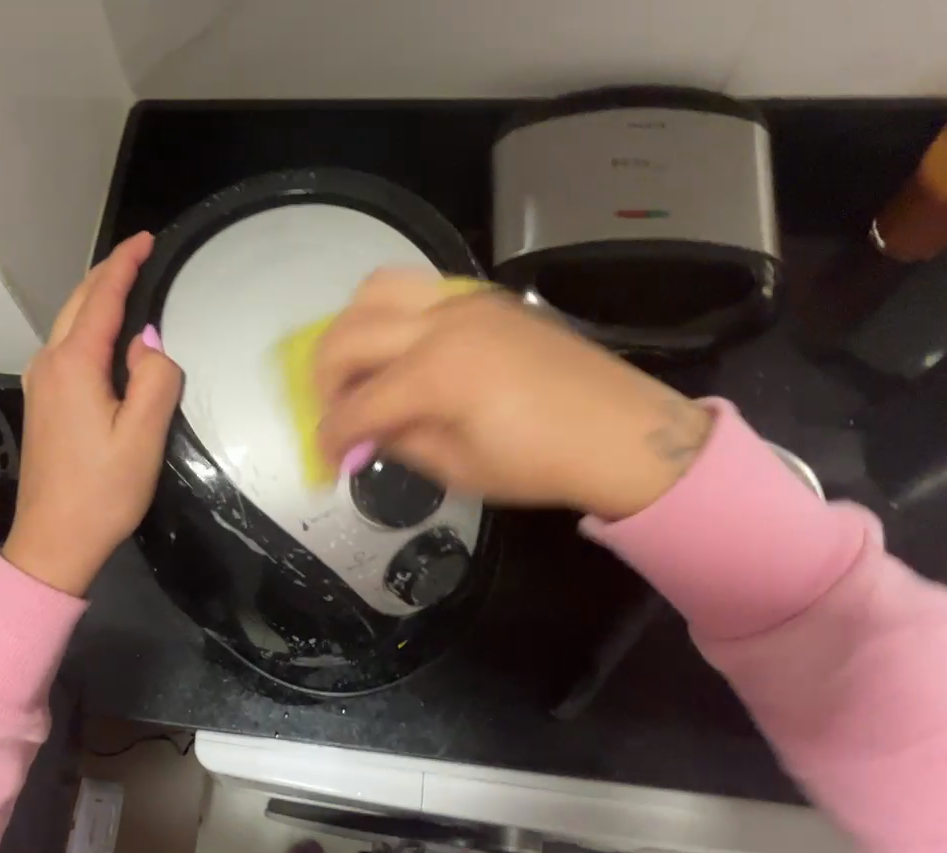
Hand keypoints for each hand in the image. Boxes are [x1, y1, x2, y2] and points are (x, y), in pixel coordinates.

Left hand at [3, 233, 182, 595]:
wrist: (54, 540)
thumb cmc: (102, 492)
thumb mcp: (143, 437)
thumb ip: (154, 380)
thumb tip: (150, 343)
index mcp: (73, 365)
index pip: (100, 298)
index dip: (124, 265)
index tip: (146, 240)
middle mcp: (48, 364)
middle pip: (77, 303)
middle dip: (108, 274)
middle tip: (140, 256)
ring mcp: (40, 384)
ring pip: (68, 324)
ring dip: (96, 300)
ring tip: (128, 286)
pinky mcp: (42, 403)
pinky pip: (65, 348)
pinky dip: (87, 328)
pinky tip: (105, 337)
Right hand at [313, 270, 712, 519]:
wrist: (621, 432)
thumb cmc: (540, 463)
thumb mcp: (459, 469)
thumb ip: (399, 442)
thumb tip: (361, 436)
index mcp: (436, 376)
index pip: (355, 406)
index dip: (329, 440)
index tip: (327, 464)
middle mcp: (441, 324)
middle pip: (346, 337)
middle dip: (324, 382)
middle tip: (335, 416)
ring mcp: (463, 301)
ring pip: (373, 292)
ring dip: (349, 332)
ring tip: (358, 371)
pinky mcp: (483, 298)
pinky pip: (414, 290)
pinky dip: (388, 316)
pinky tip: (400, 353)